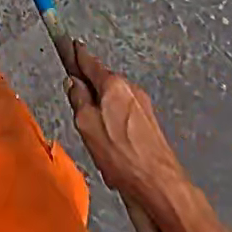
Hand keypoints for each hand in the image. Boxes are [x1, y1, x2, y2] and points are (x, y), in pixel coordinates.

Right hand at [65, 41, 186, 210]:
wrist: (160, 185)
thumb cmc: (122, 156)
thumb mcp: (86, 126)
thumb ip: (77, 99)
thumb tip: (74, 84)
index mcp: (113, 84)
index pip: (90, 62)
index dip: (77, 54)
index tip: (71, 46)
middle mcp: (130, 89)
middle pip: (102, 82)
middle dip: (90, 93)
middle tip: (80, 114)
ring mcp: (143, 105)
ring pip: (114, 101)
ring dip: (103, 112)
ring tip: (100, 141)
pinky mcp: (150, 123)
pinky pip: (125, 116)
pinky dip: (116, 125)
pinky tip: (115, 149)